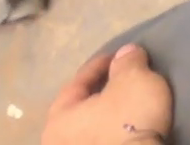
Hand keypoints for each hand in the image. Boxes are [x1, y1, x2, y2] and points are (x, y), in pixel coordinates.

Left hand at [43, 44, 172, 144]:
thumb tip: (123, 53)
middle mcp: (56, 139)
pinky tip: (121, 119)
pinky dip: (107, 123)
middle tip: (120, 75)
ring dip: (102, 109)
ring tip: (123, 98)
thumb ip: (127, 62)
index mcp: (59, 118)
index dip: (98, 64)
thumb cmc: (128, 117)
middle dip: (97, 89)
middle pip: (77, 106)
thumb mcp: (134, 80)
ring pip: (85, 123)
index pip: (76, 83)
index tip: (119, 53)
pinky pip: (96, 135)